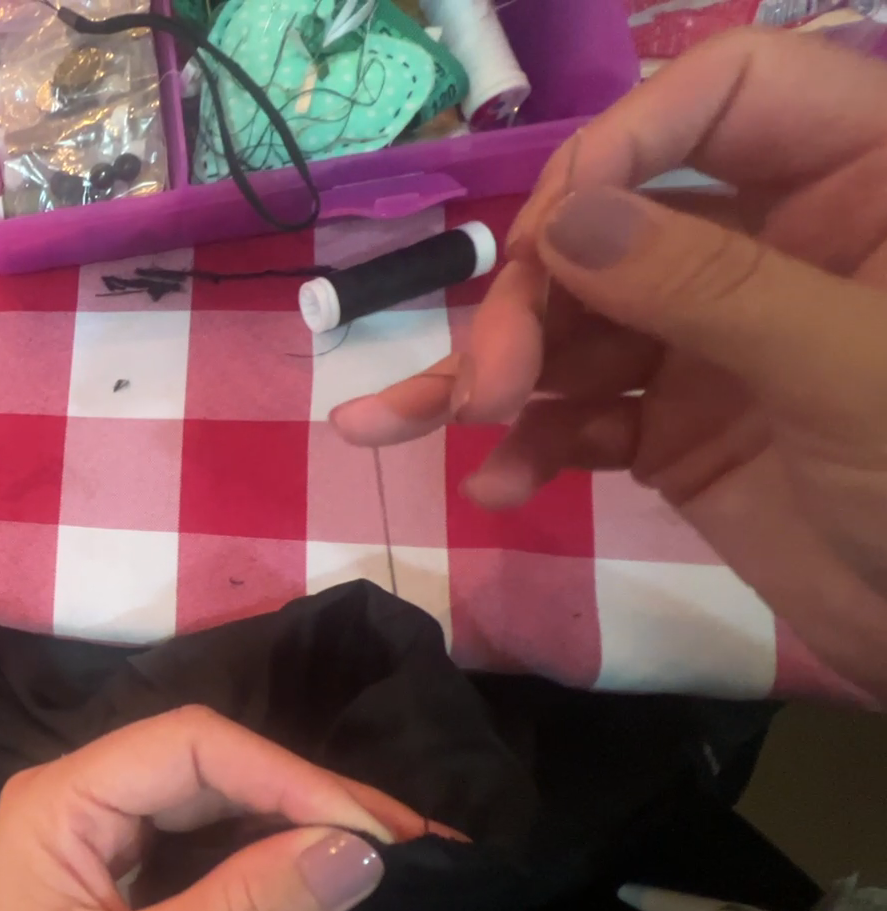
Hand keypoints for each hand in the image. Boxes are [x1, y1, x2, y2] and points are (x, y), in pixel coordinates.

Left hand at [0, 706, 443, 910]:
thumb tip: (359, 851)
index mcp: (58, 799)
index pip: (185, 745)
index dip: (285, 774)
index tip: (379, 833)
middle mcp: (74, 794)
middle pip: (197, 760)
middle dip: (299, 792)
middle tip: (409, 840)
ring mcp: (92, 830)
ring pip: (202, 795)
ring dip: (289, 816)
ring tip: (386, 849)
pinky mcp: (113, 869)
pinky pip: (195, 839)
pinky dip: (260, 850)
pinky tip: (316, 864)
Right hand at [329, 29, 886, 699]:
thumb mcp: (849, 372)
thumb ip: (706, 283)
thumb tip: (560, 216)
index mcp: (865, 188)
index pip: (723, 98)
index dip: (616, 150)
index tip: (537, 244)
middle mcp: (771, 250)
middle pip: (598, 234)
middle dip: (519, 314)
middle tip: (482, 392)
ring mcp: (705, 341)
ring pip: (559, 331)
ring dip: (478, 382)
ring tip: (394, 429)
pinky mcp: (663, 421)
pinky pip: (565, 415)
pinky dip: (519, 450)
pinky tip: (497, 487)